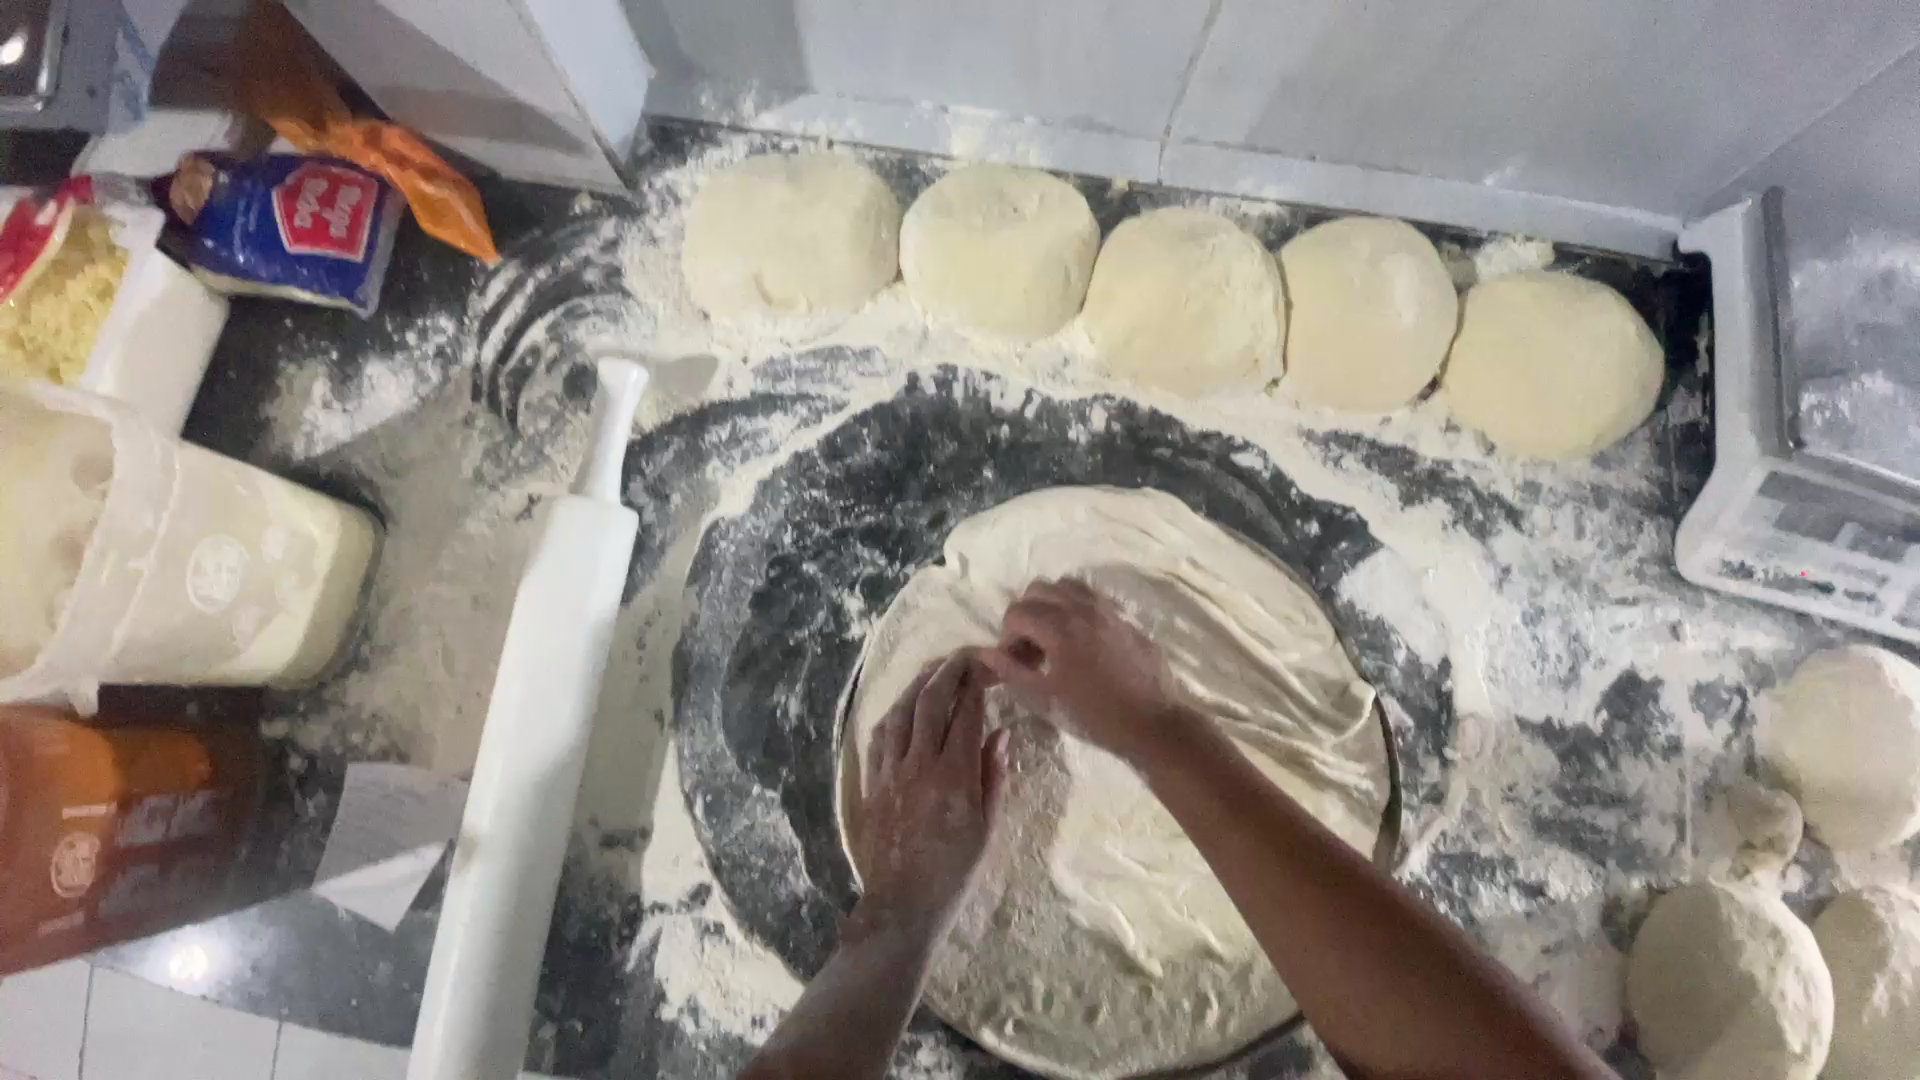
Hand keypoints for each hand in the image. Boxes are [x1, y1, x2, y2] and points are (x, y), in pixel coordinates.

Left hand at [853, 651, 1010, 939]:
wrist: (902, 906)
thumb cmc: (954, 872)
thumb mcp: (986, 829)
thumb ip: (993, 777)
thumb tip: (1000, 735)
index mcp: (954, 776)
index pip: (965, 715)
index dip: (976, 687)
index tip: (985, 668)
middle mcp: (919, 764)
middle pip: (931, 703)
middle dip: (948, 673)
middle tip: (962, 656)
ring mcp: (890, 771)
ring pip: (901, 712)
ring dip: (918, 685)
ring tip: (932, 670)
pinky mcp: (871, 782)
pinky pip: (880, 736)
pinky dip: (894, 713)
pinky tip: (902, 706)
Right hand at [980, 578, 1193, 762]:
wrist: (1152, 723)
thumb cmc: (1094, 715)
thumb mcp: (1044, 699)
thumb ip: (1011, 671)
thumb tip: (985, 653)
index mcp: (1059, 628)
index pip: (1016, 612)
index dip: (1007, 636)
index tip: (1015, 662)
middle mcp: (1081, 608)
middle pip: (1038, 589)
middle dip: (1025, 614)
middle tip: (1030, 647)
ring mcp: (1106, 609)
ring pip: (1066, 586)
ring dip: (1051, 604)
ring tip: (1053, 637)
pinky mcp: (1123, 618)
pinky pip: (1091, 597)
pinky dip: (1075, 607)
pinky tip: (1079, 640)